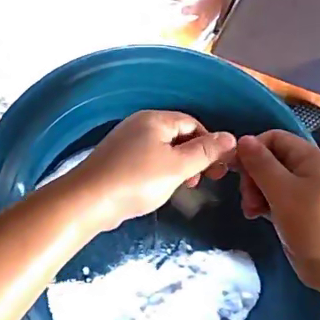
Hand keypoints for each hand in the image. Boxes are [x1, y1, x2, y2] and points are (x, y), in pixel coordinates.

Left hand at [65, 111, 236, 231]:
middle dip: (195, 155)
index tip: (219, 169)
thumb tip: (230, 137)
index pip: (193, 123)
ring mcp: (125, 141)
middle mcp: (138, 124)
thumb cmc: (136, 180)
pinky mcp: (117, 158)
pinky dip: (160, 170)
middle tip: (206, 180)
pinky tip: (161, 188)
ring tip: (184, 186)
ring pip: (163, 148)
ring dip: (179, 165)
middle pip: (178, 134)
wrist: (89, 199)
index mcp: (154, 119)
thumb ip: (205, 152)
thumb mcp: (178, 167)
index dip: (210, 143)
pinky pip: (147, 158)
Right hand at [235, 130, 319, 293]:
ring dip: (255, 192)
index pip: (274, 137)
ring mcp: (307, 192)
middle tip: (247, 198)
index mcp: (312, 159)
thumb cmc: (316, 227)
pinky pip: (276, 198)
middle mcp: (310, 171)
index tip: (236, 170)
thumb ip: (261, 164)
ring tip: (251, 212)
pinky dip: (263, 204)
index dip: (252, 149)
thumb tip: (243, 138)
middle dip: (252, 176)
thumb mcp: (283, 192)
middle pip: (270, 159)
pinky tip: (257, 217)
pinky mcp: (302, 212)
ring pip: (270, 180)